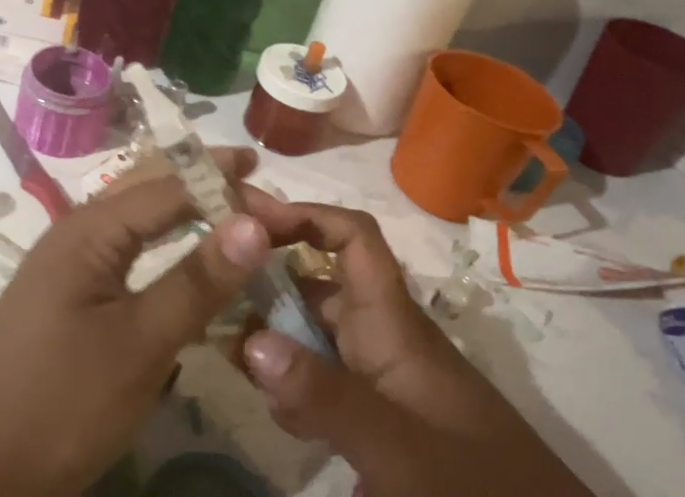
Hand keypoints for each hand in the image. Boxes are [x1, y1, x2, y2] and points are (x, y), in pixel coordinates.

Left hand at [0, 148, 272, 494]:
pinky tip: (192, 268)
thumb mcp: (140, 343)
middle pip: (152, 191)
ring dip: (190, 217)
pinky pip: (129, 257)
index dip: (230, 189)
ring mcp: (71, 266)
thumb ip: (197, 281)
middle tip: (271, 204)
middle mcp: (78, 232)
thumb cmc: (61, 400)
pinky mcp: (72, 298)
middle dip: (210, 190)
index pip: (172, 184)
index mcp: (90, 229)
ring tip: (243, 225)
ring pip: (140, 224)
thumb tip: (254, 221)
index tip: (285, 206)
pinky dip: (168, 252)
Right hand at [238, 194, 590, 496]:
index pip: (351, 237)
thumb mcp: (398, 448)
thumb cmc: (476, 485)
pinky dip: (296, 389)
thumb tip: (248, 338)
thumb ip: (324, 397)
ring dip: (274, 343)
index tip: (241, 221)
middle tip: (208, 306)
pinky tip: (283, 418)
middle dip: (264, 287)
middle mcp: (382, 339)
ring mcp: (382, 382)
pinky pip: (326, 384)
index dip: (301, 215)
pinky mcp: (382, 421)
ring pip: (314, 339)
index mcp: (392, 322)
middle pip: (316, 286)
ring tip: (233, 365)